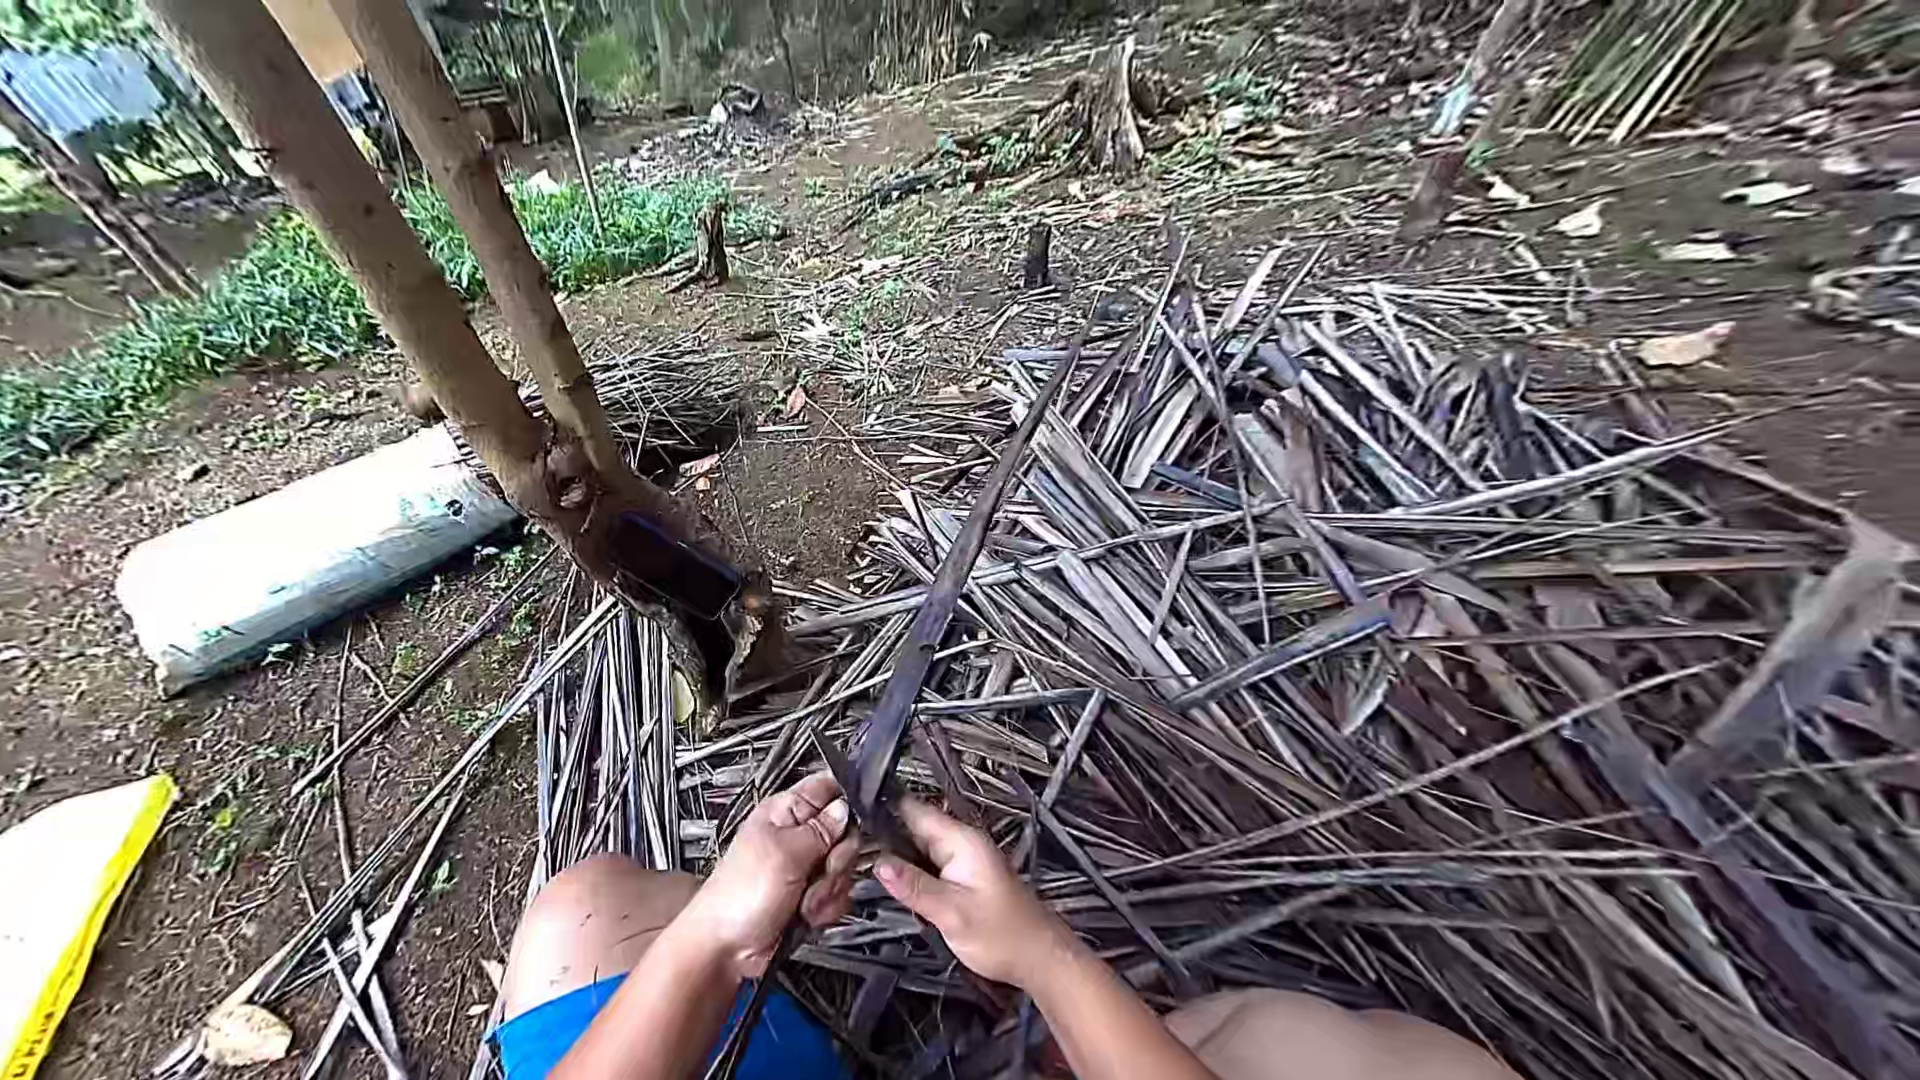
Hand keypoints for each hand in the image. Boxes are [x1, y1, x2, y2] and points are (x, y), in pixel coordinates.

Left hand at [680, 771, 860, 978]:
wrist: (725, 952)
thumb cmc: (737, 897)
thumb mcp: (784, 853)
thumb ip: (821, 829)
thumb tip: (845, 808)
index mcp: (786, 811)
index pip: (829, 787)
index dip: (845, 804)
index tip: (842, 829)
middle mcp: (798, 834)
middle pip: (845, 831)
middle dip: (838, 858)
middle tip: (820, 870)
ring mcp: (805, 865)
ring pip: (844, 865)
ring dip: (830, 887)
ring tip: (805, 899)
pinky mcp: (811, 892)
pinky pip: (839, 892)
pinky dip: (827, 906)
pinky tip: (807, 912)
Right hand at [874, 797, 1077, 988]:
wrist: (1038, 957)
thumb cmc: (1004, 935)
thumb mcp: (952, 912)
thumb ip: (915, 886)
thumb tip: (881, 863)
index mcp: (961, 840)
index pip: (916, 811)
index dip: (885, 809)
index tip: (855, 813)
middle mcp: (961, 842)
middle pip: (914, 828)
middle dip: (886, 836)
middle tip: (854, 848)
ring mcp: (961, 858)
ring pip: (919, 847)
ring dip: (898, 856)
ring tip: (867, 865)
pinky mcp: (961, 875)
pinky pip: (928, 864)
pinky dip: (911, 871)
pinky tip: (897, 883)